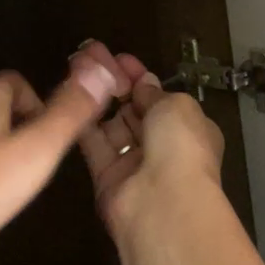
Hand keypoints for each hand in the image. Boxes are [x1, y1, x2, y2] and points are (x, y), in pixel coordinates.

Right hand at [73, 46, 225, 236]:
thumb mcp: (176, 106)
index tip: (121, 59)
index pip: (164, 99)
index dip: (143, 78)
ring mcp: (135, 164)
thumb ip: (155, 92)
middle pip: (138, 111)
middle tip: (94, 59)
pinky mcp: (107, 178)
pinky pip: (96, 144)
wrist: (162, 205)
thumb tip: (144, 82)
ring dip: (101, 99)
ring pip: (115, 126)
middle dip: (120, 86)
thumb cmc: (181, 146)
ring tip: (80, 70)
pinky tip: (74, 96)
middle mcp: (164, 147)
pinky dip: (86, 122)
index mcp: (191, 129)